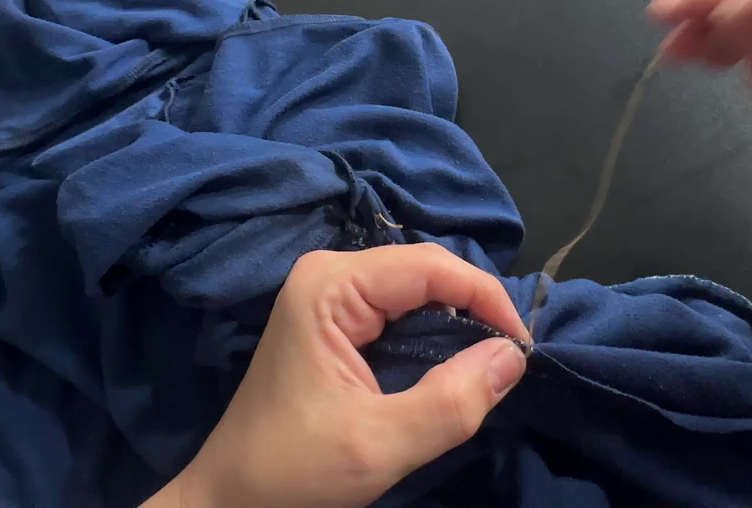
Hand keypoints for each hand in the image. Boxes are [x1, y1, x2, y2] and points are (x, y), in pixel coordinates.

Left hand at [148, 244, 529, 507]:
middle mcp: (331, 271)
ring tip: (492, 356)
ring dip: (456, 317)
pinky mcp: (336, 314)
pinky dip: (433, 329)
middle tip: (511, 354)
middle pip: (423, 270)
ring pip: (416, 286)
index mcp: (332, 283)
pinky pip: (399, 306)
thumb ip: (449, 403)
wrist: (228, 498)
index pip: (429, 266)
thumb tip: (513, 357)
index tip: (522, 345)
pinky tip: (453, 357)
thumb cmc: (293, 472)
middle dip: (472, 305)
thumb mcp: (377, 447)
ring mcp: (331, 290)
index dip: (483, 295)